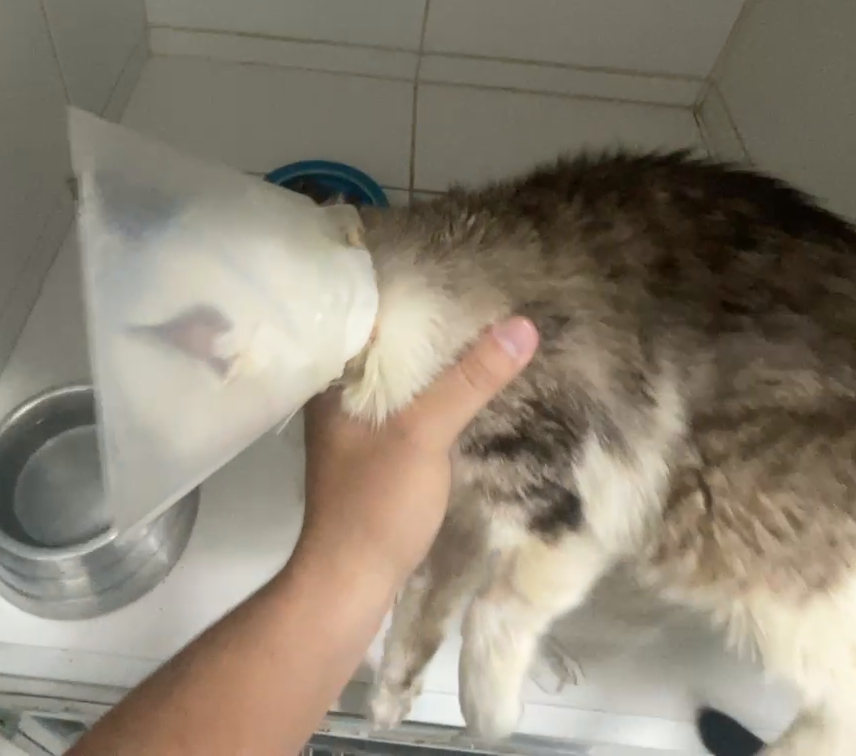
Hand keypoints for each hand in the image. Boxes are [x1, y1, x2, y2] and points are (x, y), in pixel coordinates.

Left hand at [291, 318, 538, 597]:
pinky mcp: (373, 449)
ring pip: (400, 377)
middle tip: (479, 297)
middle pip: (388, 346)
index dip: (412, 293)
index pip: (370, 316)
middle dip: (431, 326)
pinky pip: (407, 404)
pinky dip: (433, 393)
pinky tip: (465, 384)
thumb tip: (522, 325)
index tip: (455, 272)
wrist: (352, 583)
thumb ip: (469, 379)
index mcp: (333, 378)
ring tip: (481, 329)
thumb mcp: (425, 432)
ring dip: (435, 362)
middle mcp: (337, 393)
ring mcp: (354, 424)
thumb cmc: (377, 502)